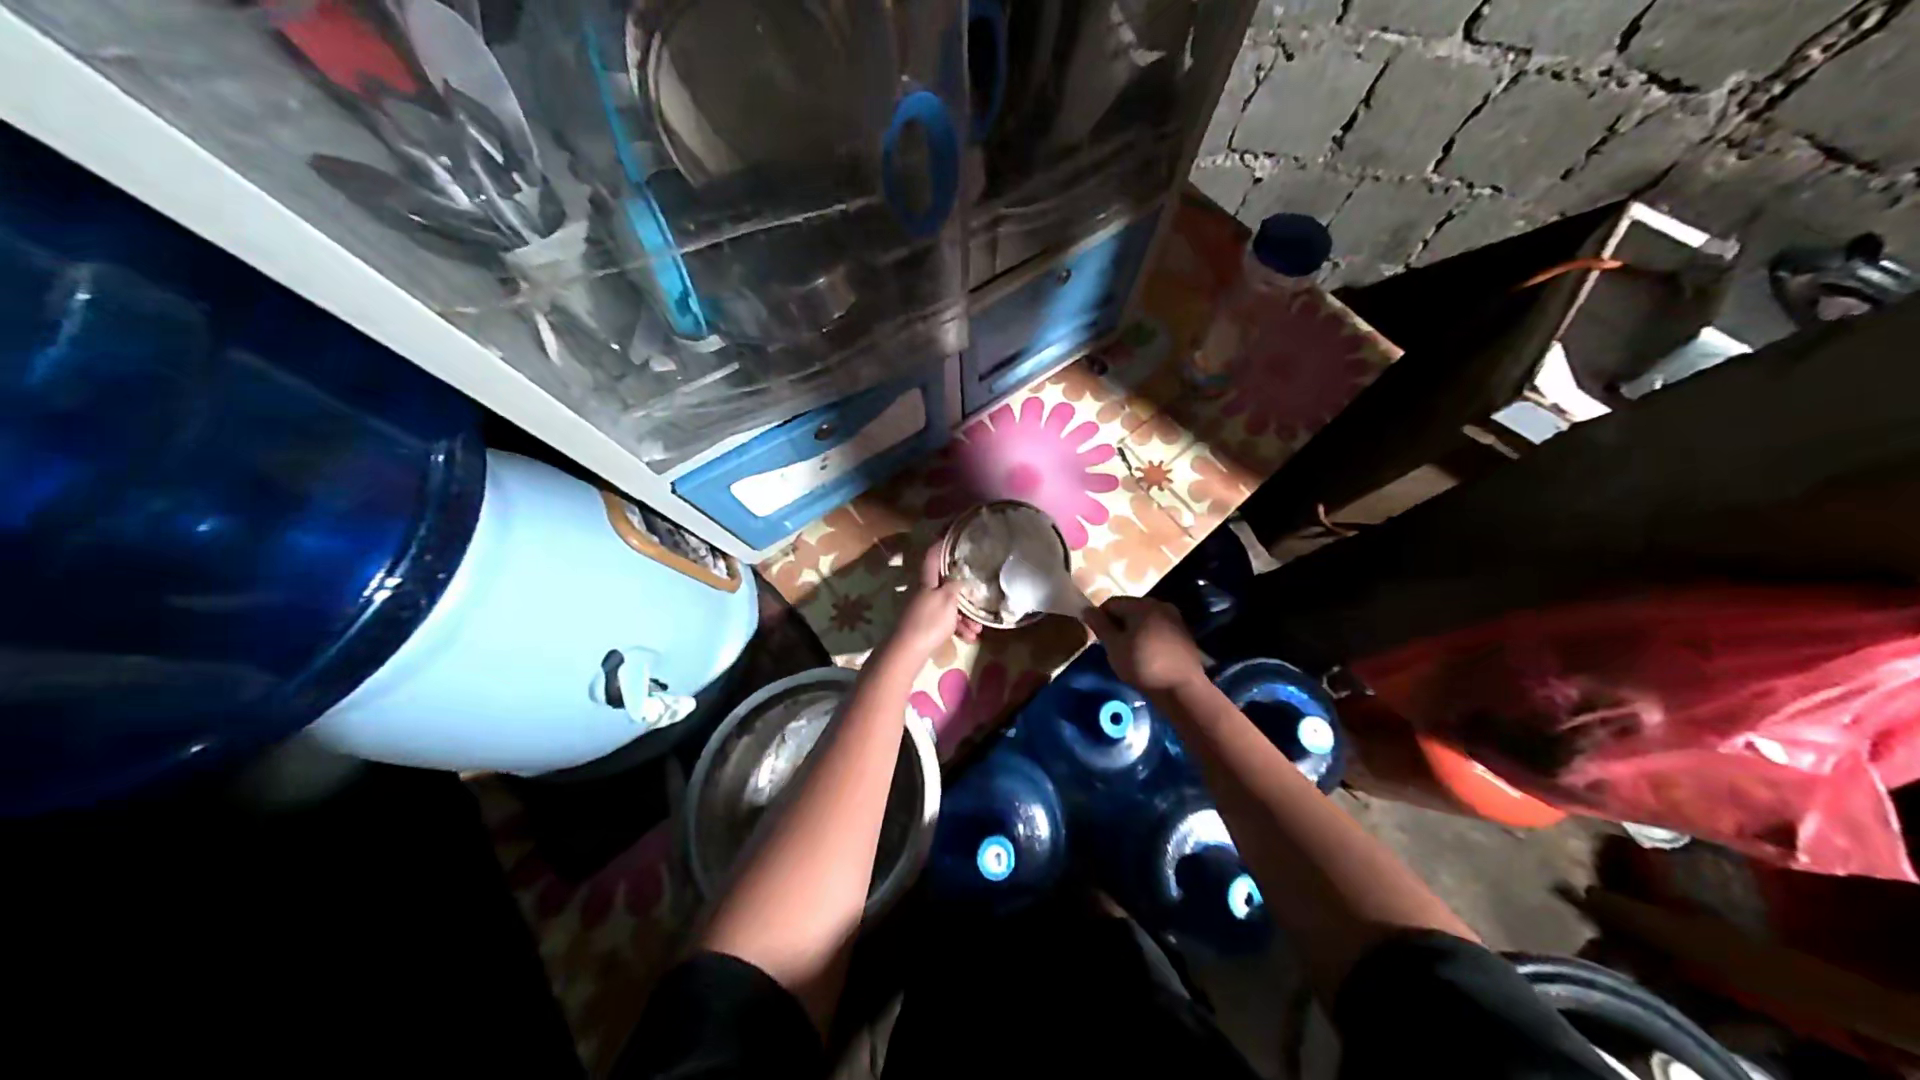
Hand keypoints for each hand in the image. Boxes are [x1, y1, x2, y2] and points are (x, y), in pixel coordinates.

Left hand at [883, 546, 981, 662]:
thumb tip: (960, 576)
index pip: (932, 557)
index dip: (940, 545)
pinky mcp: (925, 626)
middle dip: (964, 593)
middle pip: (945, 586)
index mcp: (927, 581)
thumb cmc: (930, 621)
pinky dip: (957, 628)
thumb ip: (955, 585)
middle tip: (979, 596)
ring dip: (964, 616)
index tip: (949, 536)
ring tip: (977, 630)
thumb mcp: (948, 600)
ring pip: (948, 607)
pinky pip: (945, 622)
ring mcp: (923, 610)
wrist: (909, 651)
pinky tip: (968, 638)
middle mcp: (924, 592)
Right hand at [1085, 597, 1206, 693]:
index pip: (1111, 603)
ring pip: (1144, 619)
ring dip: (1133, 630)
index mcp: (1141, 604)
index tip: (1099, 638)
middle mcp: (1159, 604)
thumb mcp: (1114, 646)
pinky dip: (1148, 636)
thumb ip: (1100, 625)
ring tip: (1129, 652)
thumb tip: (1086, 609)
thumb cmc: (1142, 665)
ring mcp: (1174, 617)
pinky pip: (1157, 628)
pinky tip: (1147, 654)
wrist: (1181, 688)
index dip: (1100, 618)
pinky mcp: (1183, 632)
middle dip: (1118, 624)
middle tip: (1112, 646)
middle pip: (1129, 608)